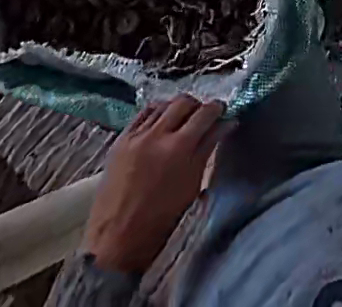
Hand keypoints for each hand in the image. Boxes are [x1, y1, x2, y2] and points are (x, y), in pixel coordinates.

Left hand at [82, 96, 229, 273]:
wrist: (116, 240)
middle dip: (198, 105)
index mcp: (179, 149)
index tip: (224, 111)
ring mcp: (136, 134)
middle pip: (183, 102)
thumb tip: (225, 125)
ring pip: (163, 104)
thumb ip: (206, 150)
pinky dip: (157, 112)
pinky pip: (143, 113)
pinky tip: (162, 120)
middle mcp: (157, 134)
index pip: (204, 115)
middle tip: (204, 117)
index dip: (217, 109)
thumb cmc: (160, 223)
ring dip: (177, 107)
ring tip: (183, 119)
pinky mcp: (121, 138)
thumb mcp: (191, 187)